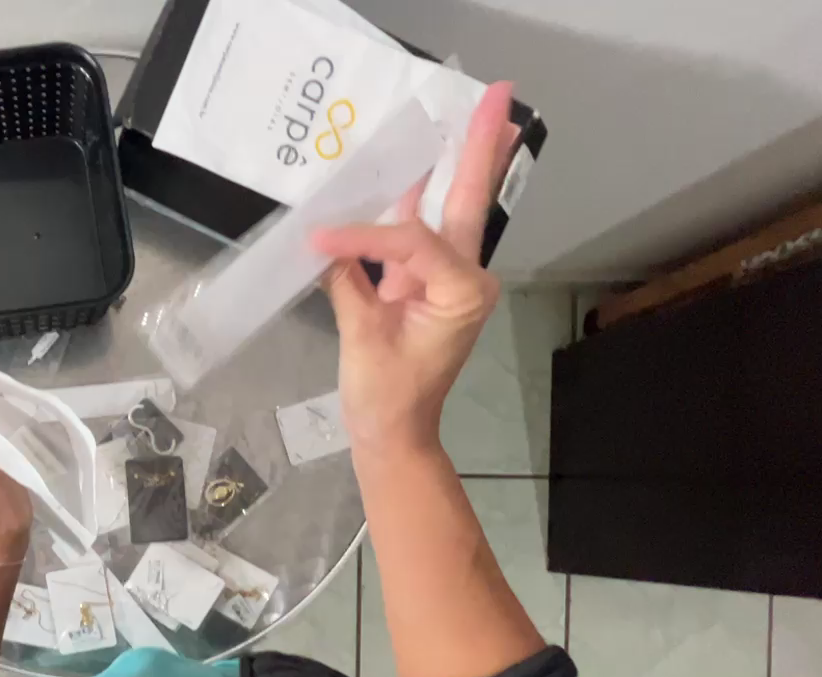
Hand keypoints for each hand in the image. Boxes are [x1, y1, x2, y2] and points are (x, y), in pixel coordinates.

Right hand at [310, 81, 518, 455]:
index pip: (413, 243)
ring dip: (458, 168)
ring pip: (450, 215)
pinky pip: (418, 240)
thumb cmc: (384, 396)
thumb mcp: (363, 340)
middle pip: (468, 206)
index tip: (322, 237)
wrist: (393, 433)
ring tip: (480, 117)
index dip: (366, 236)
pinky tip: (414, 173)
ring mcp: (446, 281)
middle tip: (498, 98)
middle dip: (479, 153)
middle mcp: (464, 280)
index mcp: (460, 294)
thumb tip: (324, 246)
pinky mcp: (424, 288)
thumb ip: (347, 284)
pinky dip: (411, 208)